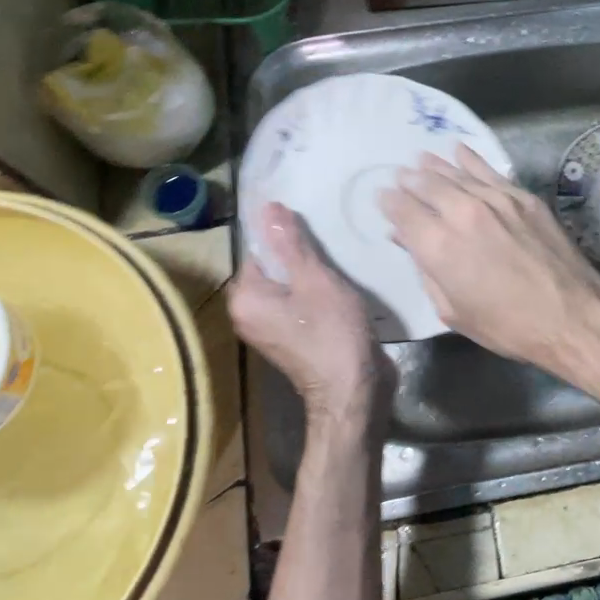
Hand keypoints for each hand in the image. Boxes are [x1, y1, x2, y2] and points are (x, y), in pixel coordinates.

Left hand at [228, 202, 381, 419]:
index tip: (315, 227)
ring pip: (290, 286)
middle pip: (273, 268)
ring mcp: (271, 330)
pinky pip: (300, 305)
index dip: (285, 235)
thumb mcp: (315, 281)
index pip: (258, 249)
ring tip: (340, 264)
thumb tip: (268, 207)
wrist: (354, 391)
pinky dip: (318, 295)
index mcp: (246, 298)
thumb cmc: (334, 334)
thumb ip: (290, 243)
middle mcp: (248, 314)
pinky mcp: (293, 340)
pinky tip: (342, 289)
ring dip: (313, 276)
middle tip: (332, 245)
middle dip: (301, 256)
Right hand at [380, 145, 599, 373]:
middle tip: (401, 177)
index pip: (403, 212)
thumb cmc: (508, 326)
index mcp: (438, 246)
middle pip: (427, 186)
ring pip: (457, 174)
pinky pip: (489, 172)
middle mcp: (462, 214)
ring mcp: (496, 201)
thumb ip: (426, 272)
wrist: (572, 316)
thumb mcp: (453, 311)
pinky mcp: (523, 198)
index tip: (383, 198)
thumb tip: (407, 241)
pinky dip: (471, 160)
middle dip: (410, 181)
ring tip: (420, 160)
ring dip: (435, 167)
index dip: (389, 203)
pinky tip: (459, 151)